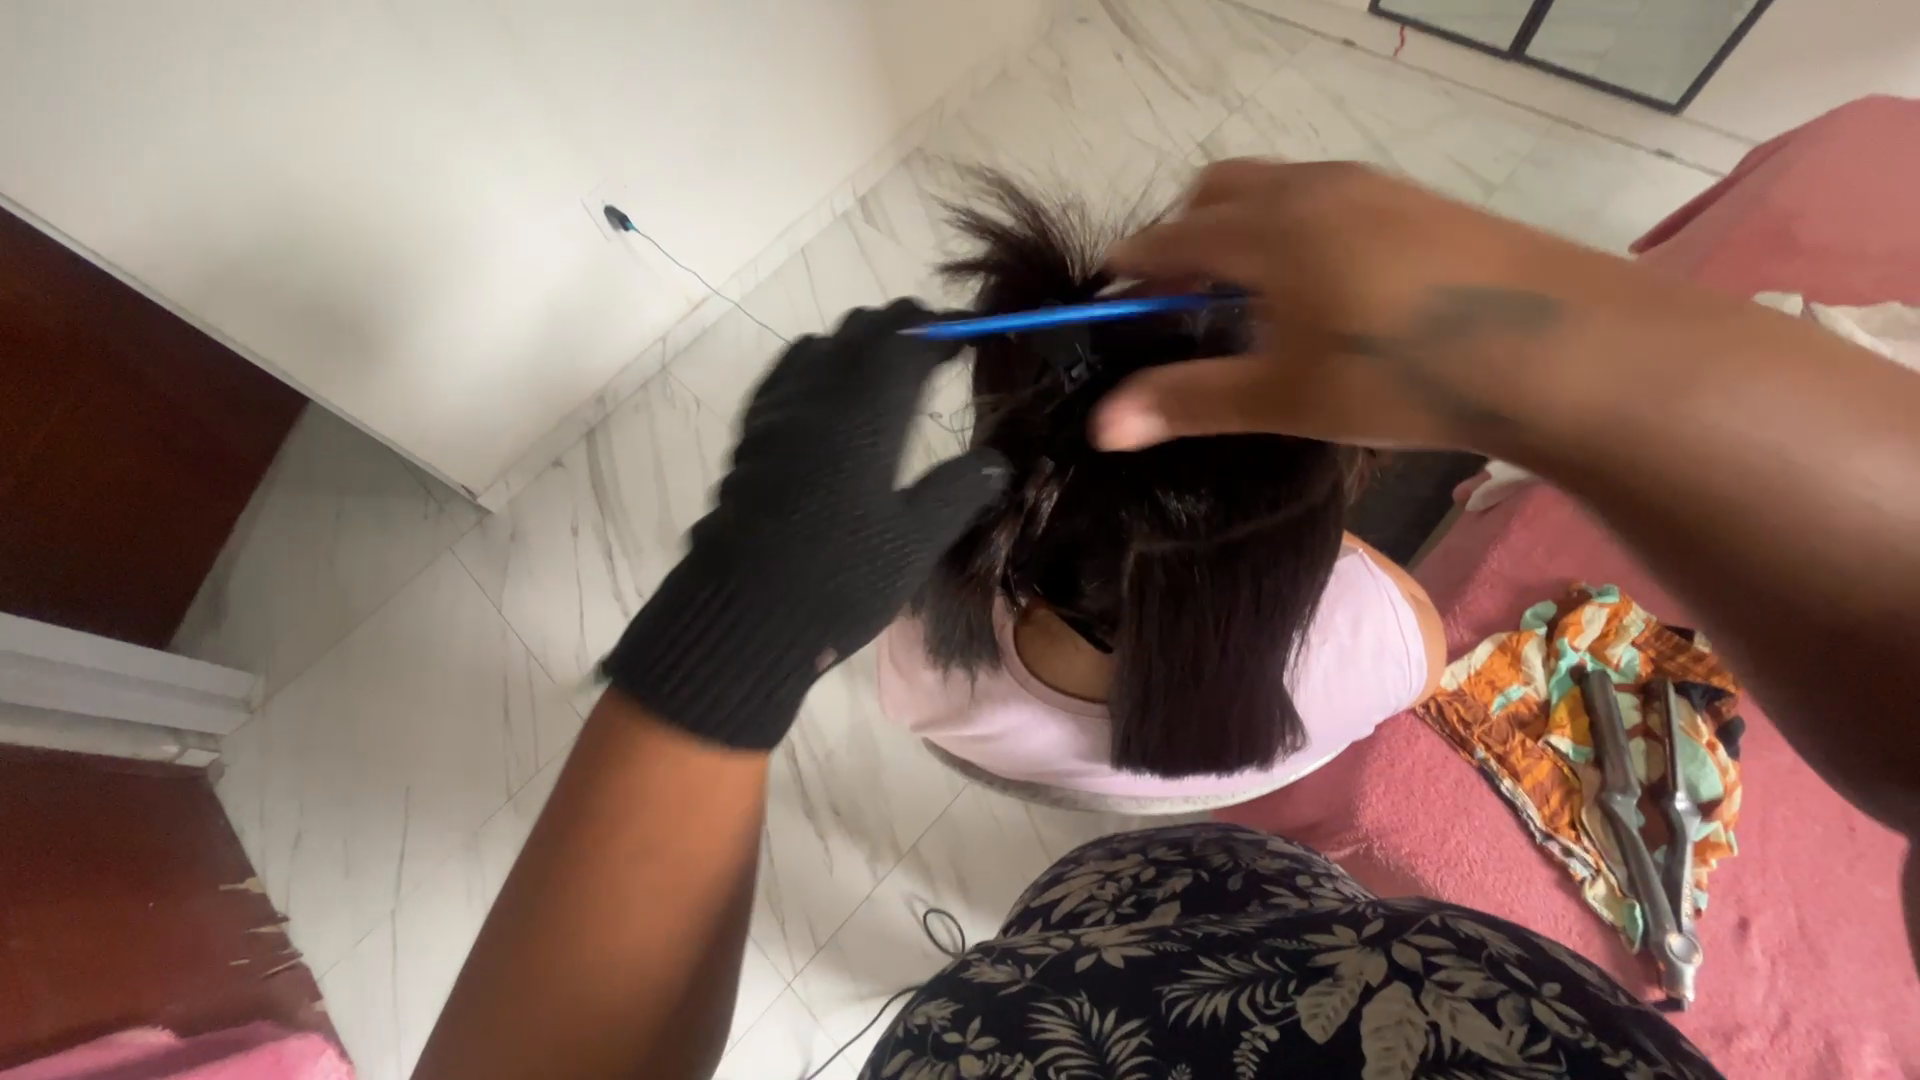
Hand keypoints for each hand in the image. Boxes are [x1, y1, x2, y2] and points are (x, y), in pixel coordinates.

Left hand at [599, 300, 1007, 749]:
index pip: (907, 340)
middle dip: (904, 329)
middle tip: (937, 350)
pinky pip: (787, 376)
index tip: (971, 336)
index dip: (943, 330)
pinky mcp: (751, 435)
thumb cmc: (840, 578)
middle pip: (862, 332)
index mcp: (865, 415)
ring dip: (860, 345)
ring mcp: (776, 413)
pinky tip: (830, 397)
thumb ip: (960, 490)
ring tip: (888, 371)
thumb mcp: (916, 541)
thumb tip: (999, 460)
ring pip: (821, 346)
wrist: (745, 613)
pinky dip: (819, 366)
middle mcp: (817, 396)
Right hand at [1095, 159, 1612, 452]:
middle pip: (1217, 191)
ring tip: (1242, 294)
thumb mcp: (1281, 398)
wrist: (1562, 348)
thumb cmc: (1399, 375)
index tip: (1108, 292)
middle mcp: (1313, 189)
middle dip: (1181, 234)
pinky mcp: (1413, 202)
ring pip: (1274, 187)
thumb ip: (1187, 401)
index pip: (1171, 237)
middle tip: (1176, 297)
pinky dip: (1287, 226)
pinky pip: (1322, 194)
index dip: (1131, 264)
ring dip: (1237, 228)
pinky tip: (1313, 286)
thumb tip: (1099, 426)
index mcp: (1268, 230)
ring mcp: (1370, 187)